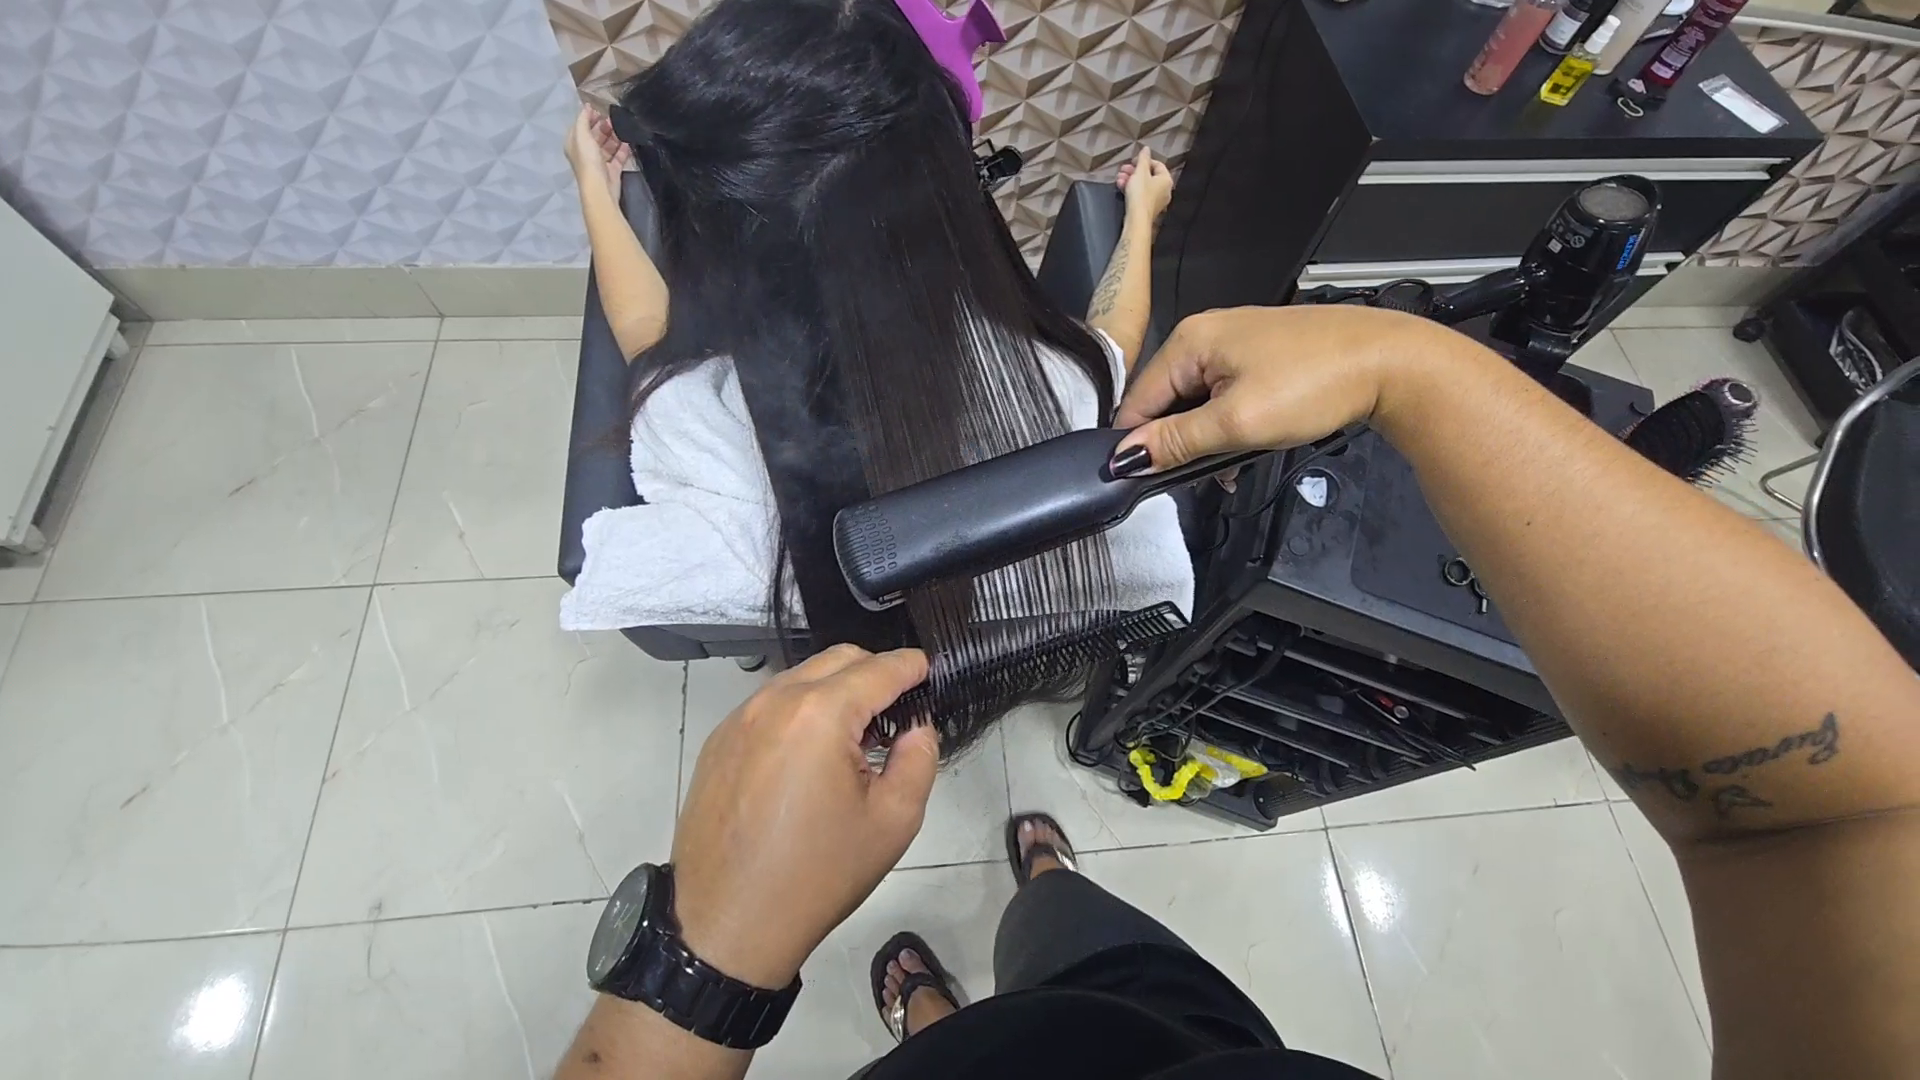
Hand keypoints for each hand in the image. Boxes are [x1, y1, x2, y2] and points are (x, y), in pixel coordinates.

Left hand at [566, 103, 632, 204]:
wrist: (600, 187)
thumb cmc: (587, 159)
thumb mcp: (581, 134)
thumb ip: (583, 119)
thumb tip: (587, 107)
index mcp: (574, 144)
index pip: (581, 126)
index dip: (588, 117)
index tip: (599, 109)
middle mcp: (586, 153)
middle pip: (595, 136)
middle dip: (603, 126)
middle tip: (612, 119)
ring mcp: (599, 162)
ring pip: (607, 146)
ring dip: (613, 136)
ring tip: (621, 128)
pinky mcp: (612, 171)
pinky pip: (618, 157)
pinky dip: (622, 149)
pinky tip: (627, 142)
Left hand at [671, 646, 938, 988]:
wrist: (727, 926)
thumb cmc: (818, 874)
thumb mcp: (893, 821)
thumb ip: (919, 758)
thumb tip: (916, 728)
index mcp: (821, 714)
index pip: (880, 669)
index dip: (912, 666)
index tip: (930, 672)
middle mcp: (775, 700)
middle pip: (839, 659)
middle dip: (875, 673)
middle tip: (896, 713)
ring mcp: (739, 718)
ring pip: (801, 678)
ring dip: (835, 691)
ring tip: (852, 740)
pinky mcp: (718, 742)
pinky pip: (770, 705)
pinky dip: (799, 711)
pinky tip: (808, 759)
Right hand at [1111, 304, 1442, 473]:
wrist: (1393, 365)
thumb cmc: (1315, 385)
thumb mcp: (1237, 422)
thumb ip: (1176, 441)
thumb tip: (1125, 457)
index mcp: (1189, 340)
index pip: (1138, 400)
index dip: (1139, 444)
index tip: (1148, 480)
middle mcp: (1205, 334)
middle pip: (1165, 401)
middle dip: (1177, 442)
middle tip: (1201, 474)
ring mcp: (1234, 342)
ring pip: (1194, 402)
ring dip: (1204, 439)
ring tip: (1230, 465)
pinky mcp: (1258, 355)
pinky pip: (1221, 395)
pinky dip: (1226, 425)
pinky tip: (1245, 447)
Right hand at [1117, 147, 1173, 225]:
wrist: (1136, 218)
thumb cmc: (1140, 194)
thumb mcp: (1140, 172)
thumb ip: (1143, 159)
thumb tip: (1146, 149)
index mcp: (1166, 179)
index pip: (1157, 165)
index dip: (1144, 161)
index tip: (1133, 161)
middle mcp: (1164, 190)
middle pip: (1149, 176)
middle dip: (1134, 171)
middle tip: (1123, 169)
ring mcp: (1157, 201)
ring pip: (1143, 186)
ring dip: (1131, 180)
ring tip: (1119, 178)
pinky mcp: (1148, 209)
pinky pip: (1141, 195)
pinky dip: (1132, 190)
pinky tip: (1121, 187)